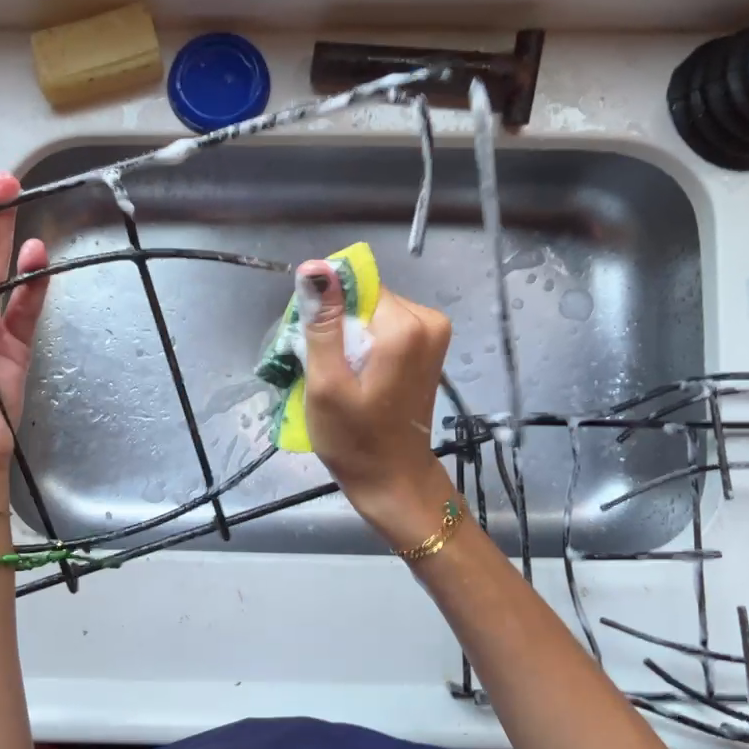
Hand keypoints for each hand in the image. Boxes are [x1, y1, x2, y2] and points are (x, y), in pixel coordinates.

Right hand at [296, 260, 456, 548]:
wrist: (393, 480)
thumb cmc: (355, 440)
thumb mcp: (326, 383)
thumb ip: (322, 323)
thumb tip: (315, 267)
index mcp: (405, 326)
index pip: (352, 288)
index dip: (326, 315)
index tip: (317, 351)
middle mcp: (427, 320)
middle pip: (364, 301)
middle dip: (337, 328)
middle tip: (325, 371)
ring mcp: (432, 334)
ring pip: (371, 315)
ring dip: (348, 340)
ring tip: (339, 378)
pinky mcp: (428, 348)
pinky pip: (384, 330)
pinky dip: (364, 349)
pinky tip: (355, 379)